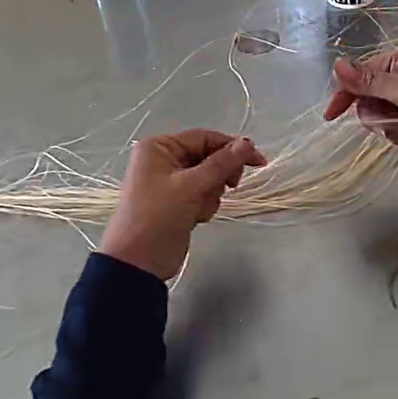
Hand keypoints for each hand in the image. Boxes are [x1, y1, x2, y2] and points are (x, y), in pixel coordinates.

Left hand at [100, 129, 266, 279]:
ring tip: (198, 208)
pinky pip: (203, 195)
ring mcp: (170, 183)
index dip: (232, 147)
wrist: (138, 261)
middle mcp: (163, 160)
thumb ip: (221, 164)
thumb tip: (247, 143)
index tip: (258, 161)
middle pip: (208, 157)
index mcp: (159, 148)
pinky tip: (195, 218)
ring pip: (209, 178)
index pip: (203, 138)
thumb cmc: (157, 216)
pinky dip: (205, 205)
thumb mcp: (190, 187)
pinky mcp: (178, 203)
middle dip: (218, 175)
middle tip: (230, 186)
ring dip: (211, 194)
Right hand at [322, 45, 397, 162]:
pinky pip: (390, 125)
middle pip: (367, 94)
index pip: (364, 72)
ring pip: (377, 113)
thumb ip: (370, 81)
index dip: (347, 92)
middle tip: (390, 119)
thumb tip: (337, 64)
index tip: (332, 114)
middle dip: (375, 112)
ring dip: (388, 125)